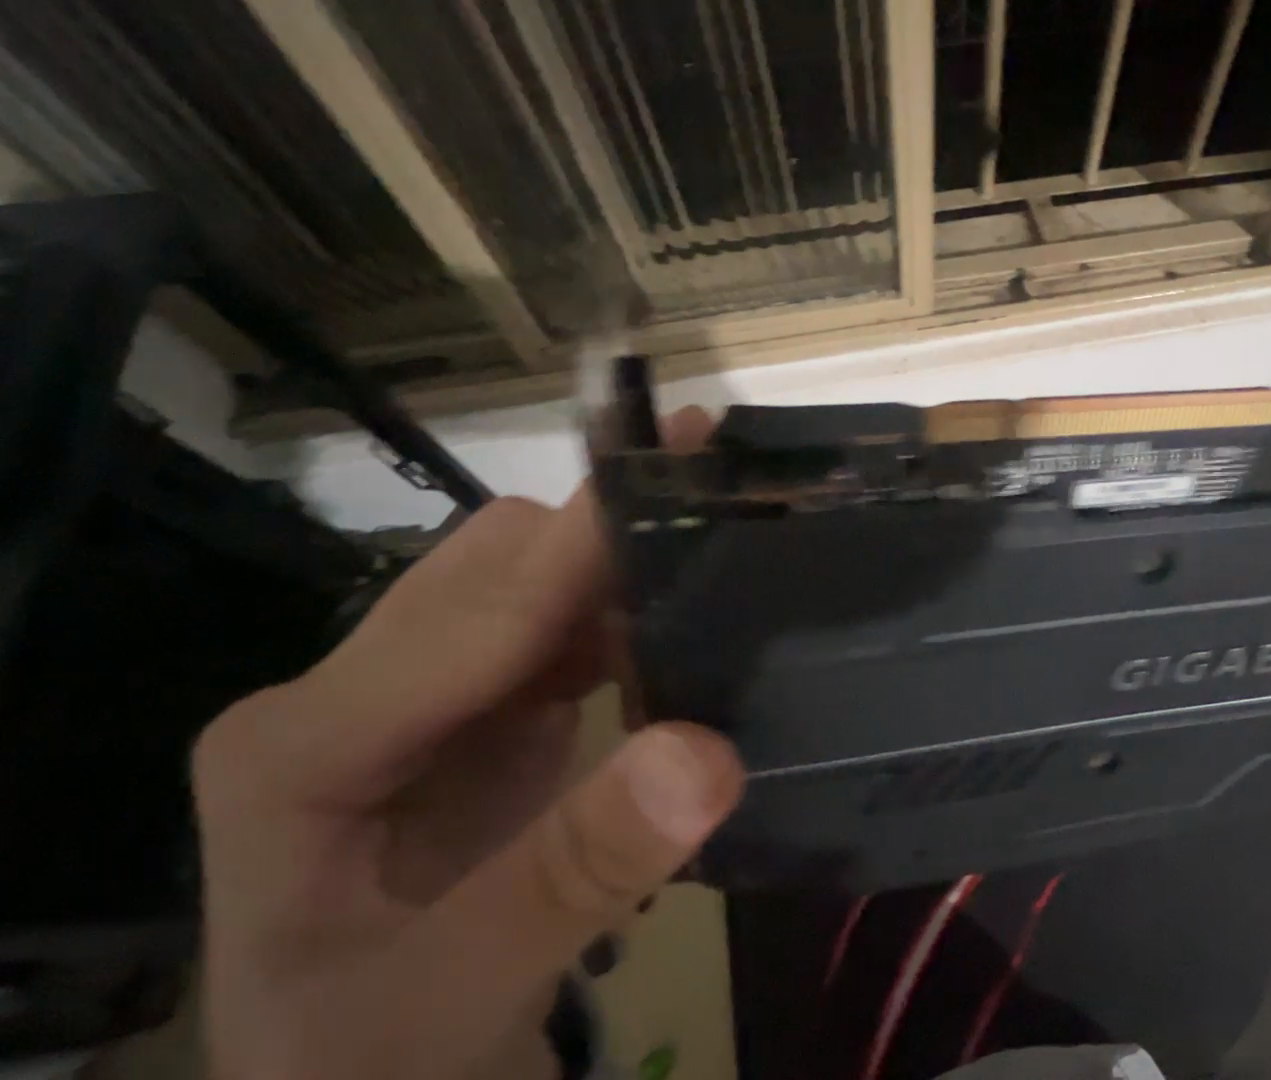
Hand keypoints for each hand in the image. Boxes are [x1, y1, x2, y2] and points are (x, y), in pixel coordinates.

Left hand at [193, 413, 743, 1079]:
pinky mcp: (474, 721)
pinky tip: (683, 635)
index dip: (584, 545)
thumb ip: (579, 869)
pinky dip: (626, 626)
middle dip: (607, 538)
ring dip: (623, 575)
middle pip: (491, 571)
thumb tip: (709, 753)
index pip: (469, 616)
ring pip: (531, 591)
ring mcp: (415, 703)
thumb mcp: (467, 985)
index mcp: (302, 743)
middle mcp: (350, 695)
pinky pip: (560, 640)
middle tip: (724, 509)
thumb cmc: (376, 1058)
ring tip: (720, 552)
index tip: (678, 462)